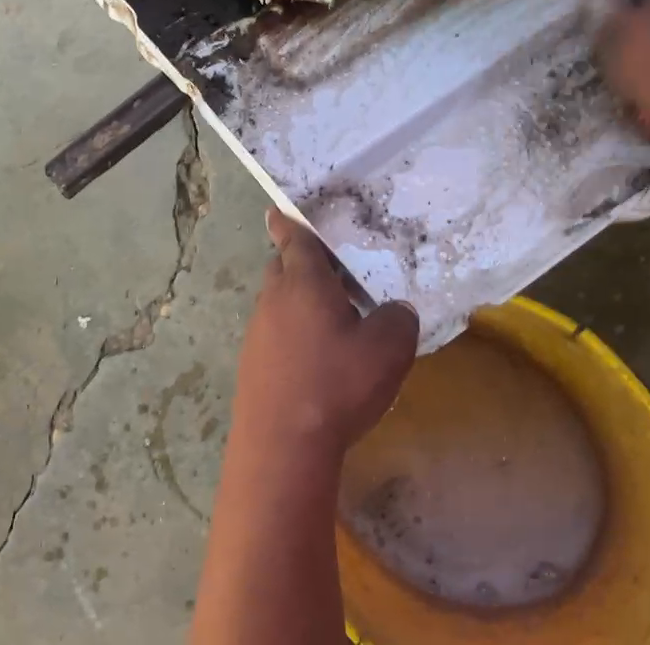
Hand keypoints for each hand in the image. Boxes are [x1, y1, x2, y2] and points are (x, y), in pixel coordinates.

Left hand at [231, 210, 418, 454]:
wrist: (282, 438)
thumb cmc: (336, 383)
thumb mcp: (388, 348)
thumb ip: (397, 318)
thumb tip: (394, 309)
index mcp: (302, 283)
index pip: (294, 241)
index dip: (289, 224)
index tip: (278, 211)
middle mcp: (273, 298)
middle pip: (283, 268)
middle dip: (302, 263)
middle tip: (334, 271)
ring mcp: (257, 329)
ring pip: (278, 300)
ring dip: (300, 300)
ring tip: (336, 317)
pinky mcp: (252, 359)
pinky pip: (274, 330)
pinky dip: (293, 330)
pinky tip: (317, 355)